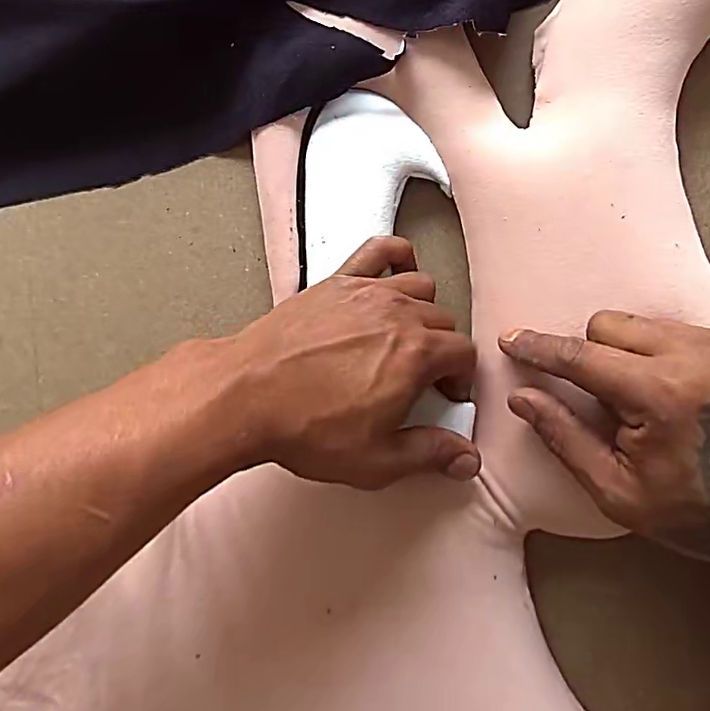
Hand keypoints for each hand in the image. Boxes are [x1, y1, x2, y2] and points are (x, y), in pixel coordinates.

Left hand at [213, 236, 479, 488]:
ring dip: (424, 310)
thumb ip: (429, 454)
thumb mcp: (376, 459)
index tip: (447, 392)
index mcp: (415, 355)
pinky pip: (380, 250)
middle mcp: (397, 314)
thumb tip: (463, 457)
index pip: (463, 353)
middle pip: (444, 320)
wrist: (245, 395)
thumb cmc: (302, 423)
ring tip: (410, 332)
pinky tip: (397, 270)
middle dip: (443, 348)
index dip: (460, 377)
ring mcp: (366, 293)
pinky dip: (397, 254)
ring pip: (421, 286)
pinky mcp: (337, 282)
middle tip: (425, 374)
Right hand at [499, 312, 709, 583]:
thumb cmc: (702, 517)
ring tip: (652, 402)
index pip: (581, 356)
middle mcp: (702, 359)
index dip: (540, 348)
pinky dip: (668, 355)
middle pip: (608, 325)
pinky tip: (684, 395)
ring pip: (644, 323)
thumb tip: (522, 397)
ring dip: (631, 354)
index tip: (513, 339)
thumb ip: (563, 437)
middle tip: (612, 404)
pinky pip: (681, 330)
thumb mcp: (617, 492)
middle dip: (594, 357)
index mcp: (665, 396)